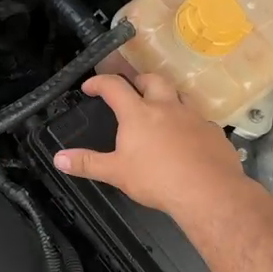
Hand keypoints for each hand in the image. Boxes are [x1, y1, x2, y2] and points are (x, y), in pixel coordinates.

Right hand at [52, 73, 248, 216]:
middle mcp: (166, 107)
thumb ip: (87, 163)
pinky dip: (187, 122)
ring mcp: (193, 117)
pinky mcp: (213, 131)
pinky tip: (185, 138)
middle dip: (138, 81)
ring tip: (159, 110)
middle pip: (152, 80)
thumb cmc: (157, 179)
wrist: (208, 191)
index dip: (99, 83)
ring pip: (179, 95)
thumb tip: (58, 159)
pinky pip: (198, 119)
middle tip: (131, 90)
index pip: (114, 87)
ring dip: (167, 96)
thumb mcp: (115, 173)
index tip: (90, 87)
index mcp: (138, 114)